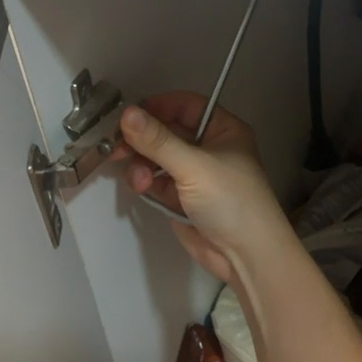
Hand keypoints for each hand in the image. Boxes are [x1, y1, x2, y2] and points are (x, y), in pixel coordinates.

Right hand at [107, 91, 294, 283]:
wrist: (244, 255)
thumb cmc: (231, 201)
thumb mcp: (194, 166)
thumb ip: (158, 141)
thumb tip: (127, 114)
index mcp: (222, 130)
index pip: (185, 106)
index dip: (158, 107)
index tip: (129, 116)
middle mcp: (206, 149)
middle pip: (165, 133)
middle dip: (141, 141)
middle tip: (118, 148)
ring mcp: (192, 175)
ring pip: (155, 159)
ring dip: (141, 166)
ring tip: (138, 182)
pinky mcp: (179, 199)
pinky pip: (154, 182)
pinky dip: (144, 183)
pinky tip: (141, 189)